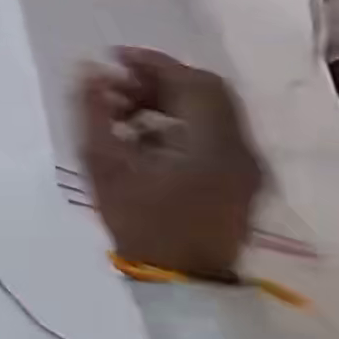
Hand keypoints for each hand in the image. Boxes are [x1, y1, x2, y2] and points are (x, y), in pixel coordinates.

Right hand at [78, 48, 263, 278]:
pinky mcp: (241, 180)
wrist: (178, 280)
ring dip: (164, 100)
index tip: (113, 58)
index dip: (153, 62)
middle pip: (205, 92)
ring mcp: (246, 168)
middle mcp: (242, 151)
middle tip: (115, 85)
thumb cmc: (137, 217)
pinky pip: (211, 132)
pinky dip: (176, 121)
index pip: (194, 82)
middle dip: (156, 80)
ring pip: (209, 111)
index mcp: (213, 144)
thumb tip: (91, 68)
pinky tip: (141, 135)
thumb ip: (94, 108)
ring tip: (121, 111)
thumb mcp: (102, 160)